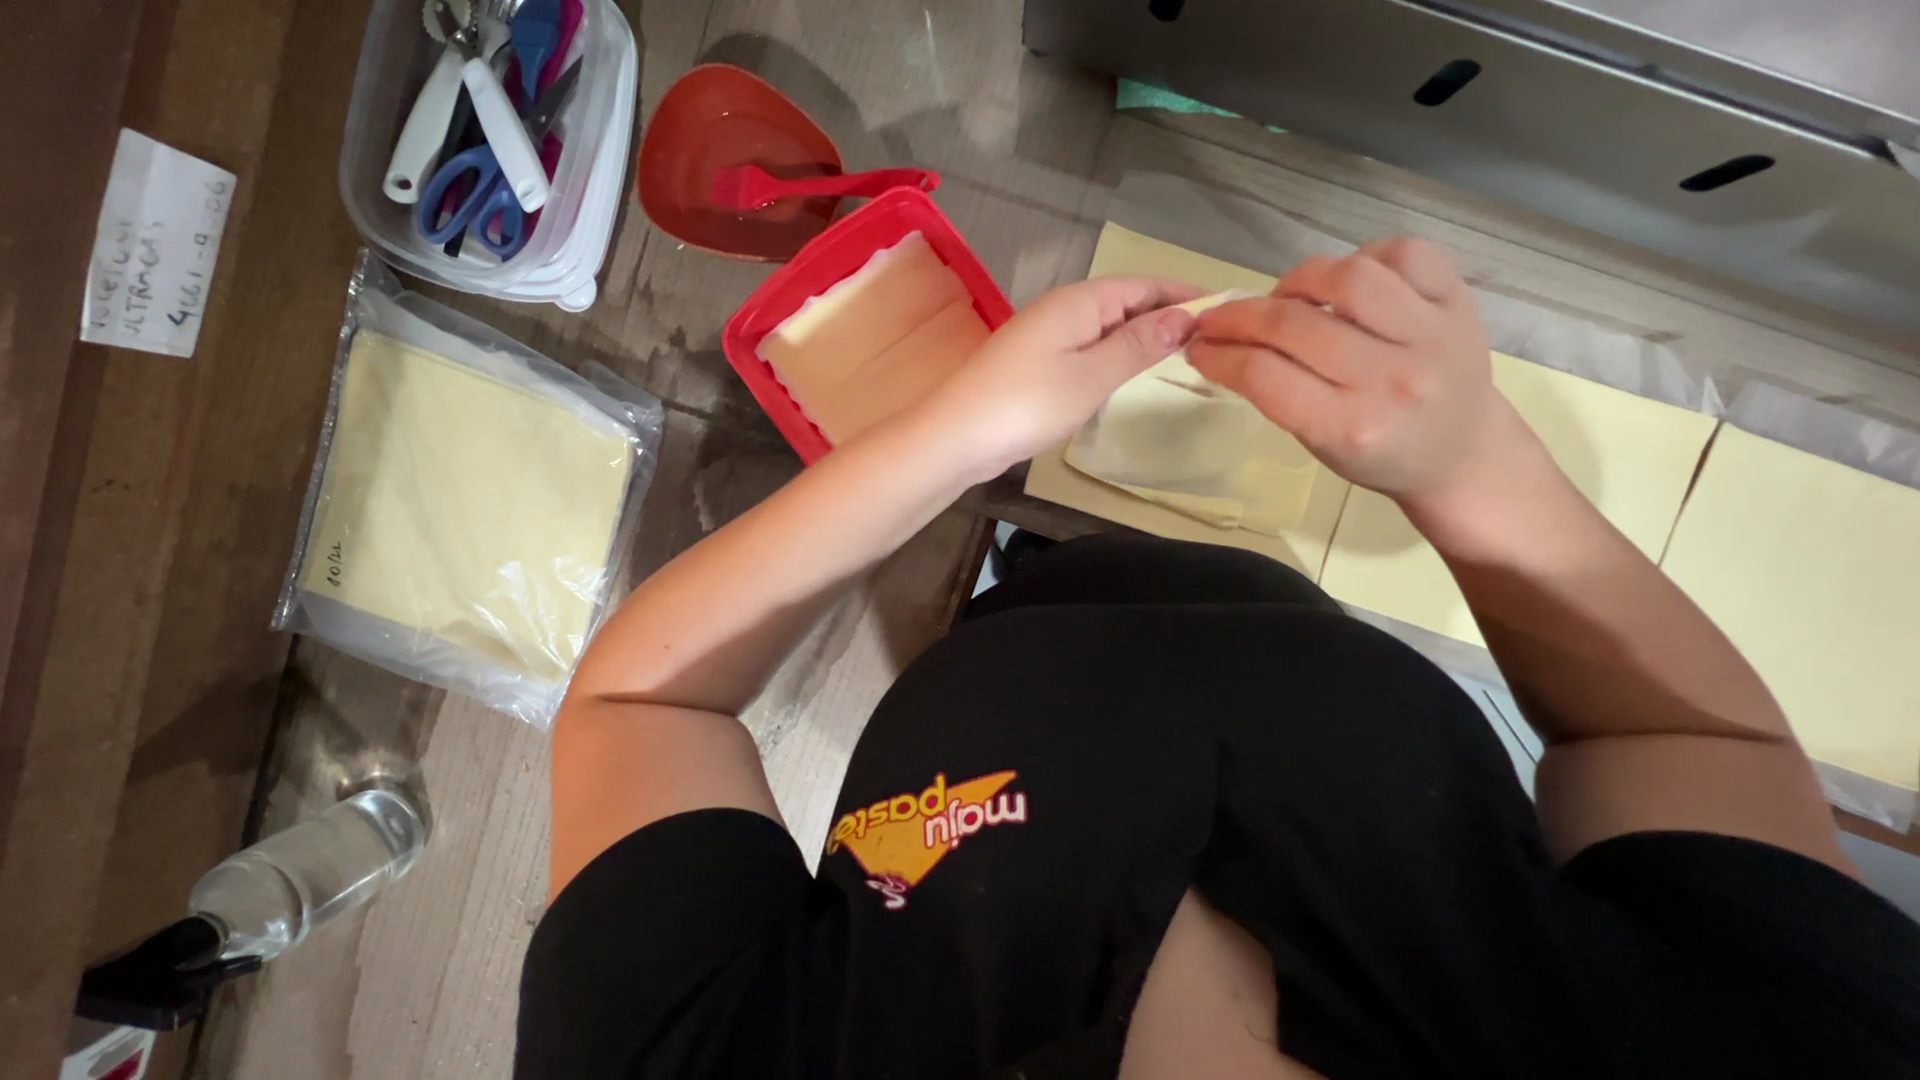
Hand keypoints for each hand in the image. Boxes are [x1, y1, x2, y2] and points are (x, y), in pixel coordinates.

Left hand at [913, 275, 1203, 479]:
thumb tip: (1184, 317)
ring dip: (1140, 336)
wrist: (957, 438)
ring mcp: (1045, 337)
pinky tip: (1126, 374)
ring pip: (1105, 327)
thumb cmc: (1028, 403)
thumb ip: (1139, 345)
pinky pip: (1086, 349)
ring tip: (1180, 354)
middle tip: (1210, 337)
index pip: (1143, 285)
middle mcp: (1062, 310)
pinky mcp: (1034, 365)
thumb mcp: (1093, 374)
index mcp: (1080, 302)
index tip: (1225, 309)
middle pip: (1125, 302)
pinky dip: (1113, 356)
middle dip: (1165, 314)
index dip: (1183, 294)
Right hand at [1185, 238, 1532, 508]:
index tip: (1198, 346)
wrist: (1461, 453)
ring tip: (1285, 297)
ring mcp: (1434, 335)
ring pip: (1349, 276)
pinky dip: (1363, 257)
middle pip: (1295, 325)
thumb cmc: (1377, 455)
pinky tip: (1347, 282)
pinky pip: (1404, 253)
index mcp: (1352, 428)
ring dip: (1299, 280)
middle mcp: (1395, 380)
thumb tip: (1218, 343)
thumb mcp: (1316, 441)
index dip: (1220, 354)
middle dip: (1240, 317)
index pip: (1264, 376)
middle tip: (1218, 318)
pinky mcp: (1459, 302)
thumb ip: (1273, 393)